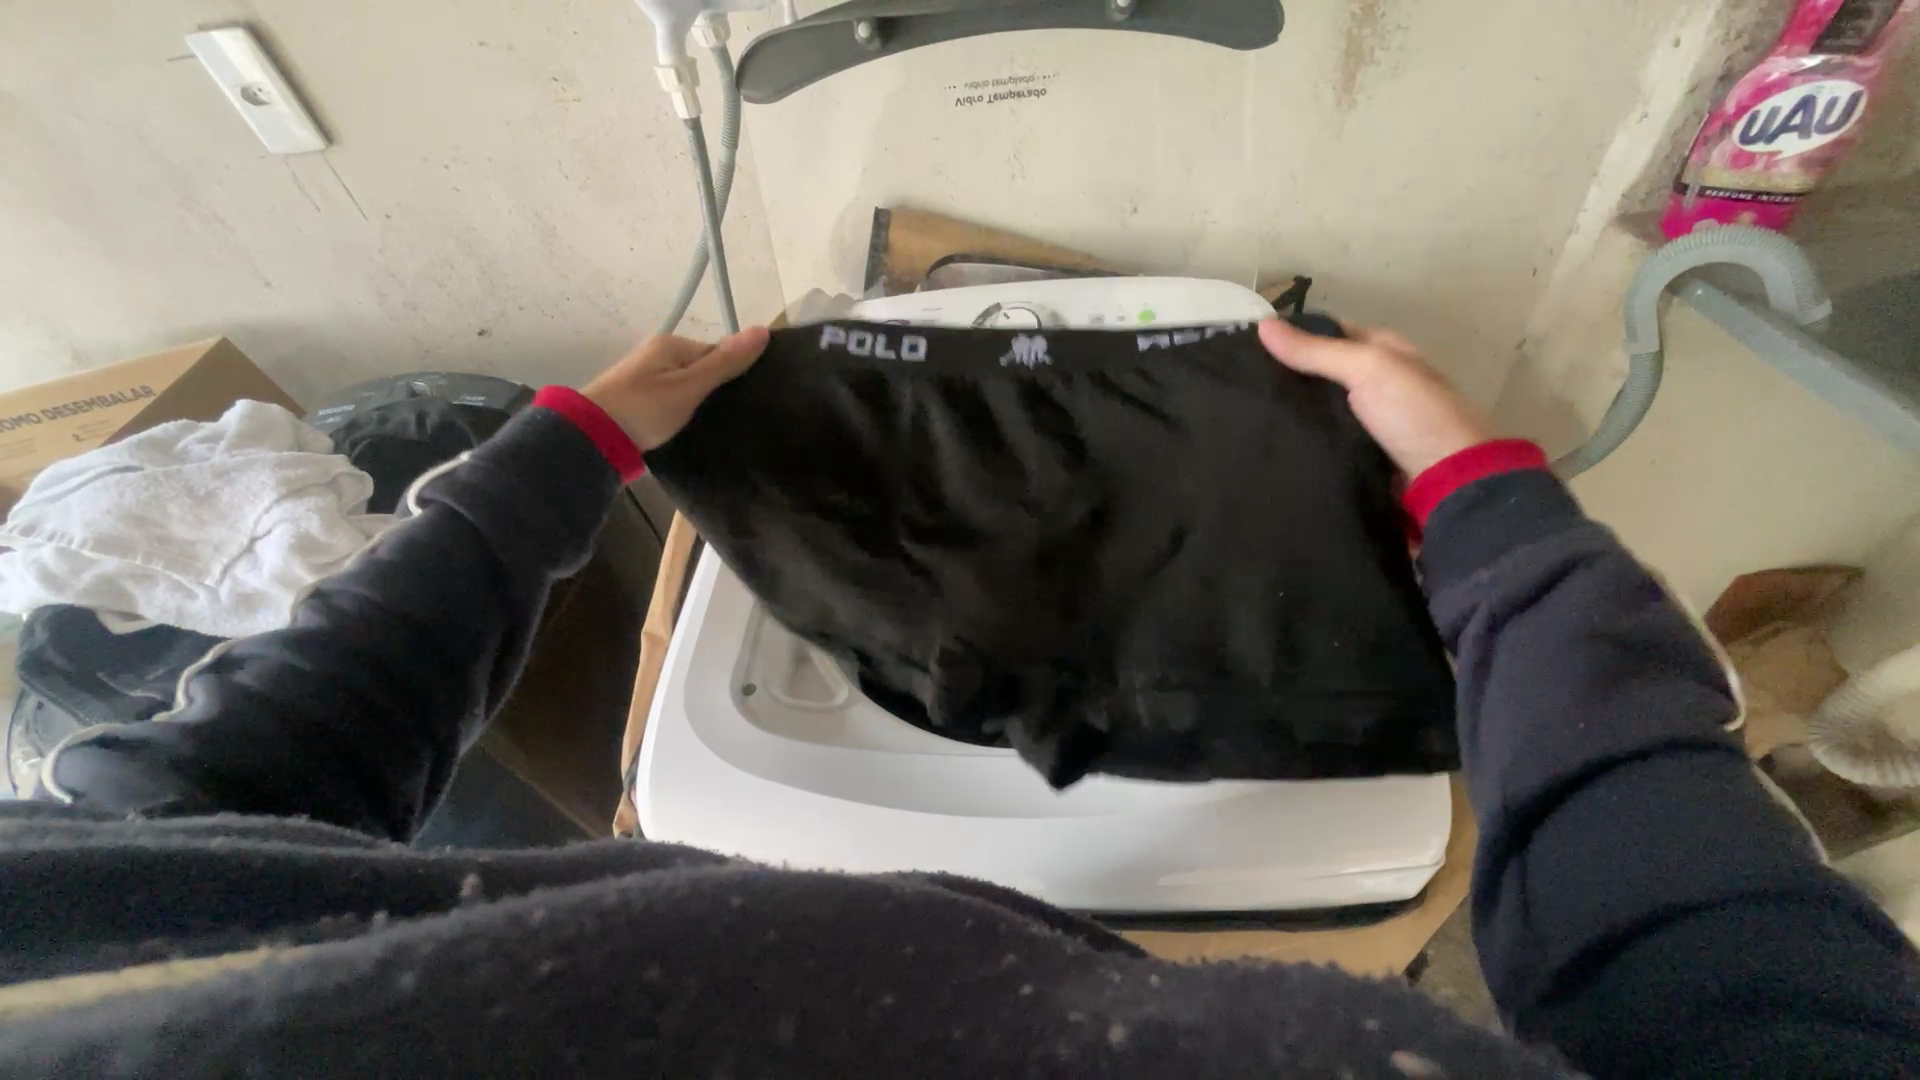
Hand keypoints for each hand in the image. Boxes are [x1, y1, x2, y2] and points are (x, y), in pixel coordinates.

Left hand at [583, 327, 769, 450]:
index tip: (746, 399)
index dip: (734, 373)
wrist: (593, 438)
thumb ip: (724, 362)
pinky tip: (693, 426)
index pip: (717, 351)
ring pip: (688, 385)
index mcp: (671, 344)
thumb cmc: (644, 409)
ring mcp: (647, 377)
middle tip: (736, 415)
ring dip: (701, 401)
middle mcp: (658, 354)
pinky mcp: (641, 400)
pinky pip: (675, 399)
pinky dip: (685, 410)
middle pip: (702, 368)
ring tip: (719, 423)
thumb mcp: (689, 387)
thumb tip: (763, 330)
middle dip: (718, 387)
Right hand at [1257, 319, 1490, 478]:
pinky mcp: (1358, 450)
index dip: (1294, 336)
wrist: (1443, 479)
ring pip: (1317, 406)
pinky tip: (1270, 438)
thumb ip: (1315, 351)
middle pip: (1321, 372)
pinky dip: (1299, 436)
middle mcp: (1376, 380)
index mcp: (1385, 351)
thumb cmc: (1411, 414)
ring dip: (1289, 409)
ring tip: (1244, 410)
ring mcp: (1367, 418)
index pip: (1330, 334)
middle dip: (1286, 375)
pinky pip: (1320, 437)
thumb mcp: (1365, 369)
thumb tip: (1261, 325)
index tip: (1249, 346)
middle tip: (1240, 381)